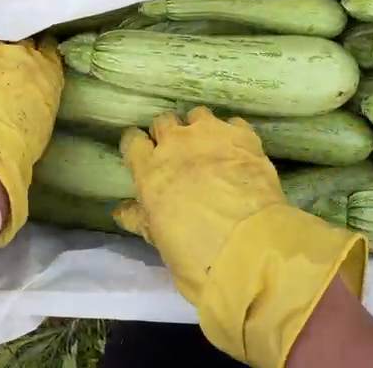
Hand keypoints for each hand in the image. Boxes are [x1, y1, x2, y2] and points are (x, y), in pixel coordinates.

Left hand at [0, 39, 62, 249]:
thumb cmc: (21, 149)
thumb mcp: (41, 123)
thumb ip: (36, 102)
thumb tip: (27, 104)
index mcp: (48, 71)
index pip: (48, 49)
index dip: (37, 54)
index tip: (32, 62)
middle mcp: (21, 55)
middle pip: (15, 43)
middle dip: (8, 53)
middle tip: (2, 71)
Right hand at [116, 109, 366, 367]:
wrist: (250, 248)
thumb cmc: (198, 257)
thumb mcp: (161, 243)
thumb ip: (142, 220)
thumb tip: (122, 210)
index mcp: (150, 172)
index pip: (132, 141)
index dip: (138, 148)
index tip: (144, 158)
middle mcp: (176, 144)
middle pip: (164, 122)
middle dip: (168, 135)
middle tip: (178, 156)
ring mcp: (210, 134)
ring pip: (197, 115)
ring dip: (199, 129)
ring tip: (209, 148)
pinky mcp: (243, 135)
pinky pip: (232, 123)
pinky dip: (232, 135)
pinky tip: (238, 152)